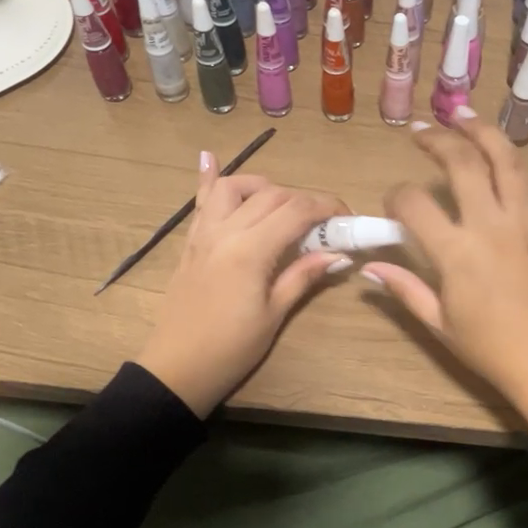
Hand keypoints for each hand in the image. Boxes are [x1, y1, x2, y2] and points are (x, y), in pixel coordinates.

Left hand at [135, 152, 349, 416]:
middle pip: (272, 195)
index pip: (296, 210)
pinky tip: (209, 157)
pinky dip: (209, 179)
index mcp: (250, 250)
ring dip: (265, 187)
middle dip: (304, 201)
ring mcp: (203, 234)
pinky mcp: (191, 243)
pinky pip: (201, 202)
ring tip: (283, 206)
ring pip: (235, 188)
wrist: (178, 369)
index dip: (328, 207)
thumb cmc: (232, 349)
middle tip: (326, 224)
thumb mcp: (274, 315)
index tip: (349, 218)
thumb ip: (302, 276)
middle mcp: (225, 231)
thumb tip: (338, 254)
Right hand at [363, 110, 527, 435]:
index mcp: (456, 253)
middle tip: (421, 133)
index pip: (414, 204)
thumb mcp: (439, 324)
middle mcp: (491, 226)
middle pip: (461, 165)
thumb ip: (405, 289)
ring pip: (507, 161)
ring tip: (464, 114)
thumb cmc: (491, 350)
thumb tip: (369, 268)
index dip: (396, 196)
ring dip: (483, 131)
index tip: (394, 204)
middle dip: (436, 141)